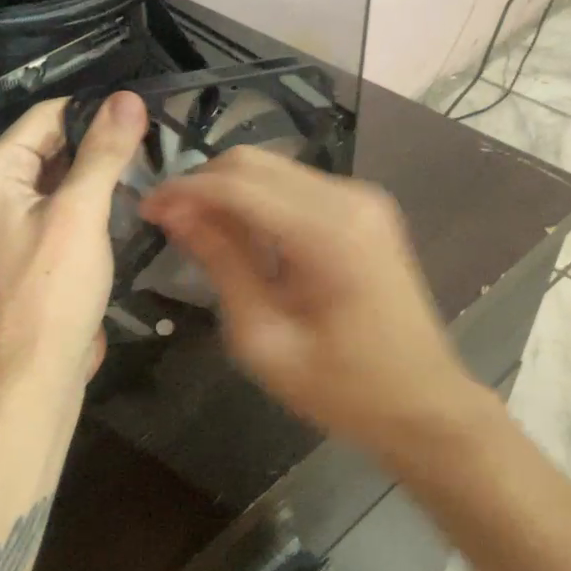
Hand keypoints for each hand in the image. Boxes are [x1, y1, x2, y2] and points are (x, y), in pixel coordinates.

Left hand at [0, 92, 146, 389]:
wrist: (44, 363)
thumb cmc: (54, 285)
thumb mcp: (80, 212)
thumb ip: (102, 153)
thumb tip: (127, 96)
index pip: (48, 114)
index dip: (93, 109)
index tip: (144, 113)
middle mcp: (5, 182)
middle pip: (58, 139)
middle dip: (102, 138)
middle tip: (156, 138)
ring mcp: (25, 210)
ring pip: (70, 168)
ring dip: (105, 165)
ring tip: (155, 160)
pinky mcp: (46, 235)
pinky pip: (75, 197)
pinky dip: (102, 192)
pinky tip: (138, 193)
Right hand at [140, 146, 488, 458]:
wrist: (427, 409)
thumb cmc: (342, 387)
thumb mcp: (264, 337)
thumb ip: (220, 263)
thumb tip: (173, 212)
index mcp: (327, 232)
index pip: (235, 184)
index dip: (181, 190)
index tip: (143, 209)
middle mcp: (348, 198)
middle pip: (250, 162)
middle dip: (200, 184)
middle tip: (165, 220)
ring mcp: (361, 198)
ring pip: (268, 167)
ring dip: (224, 190)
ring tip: (194, 228)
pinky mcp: (363, 208)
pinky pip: (290, 183)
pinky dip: (253, 199)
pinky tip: (238, 234)